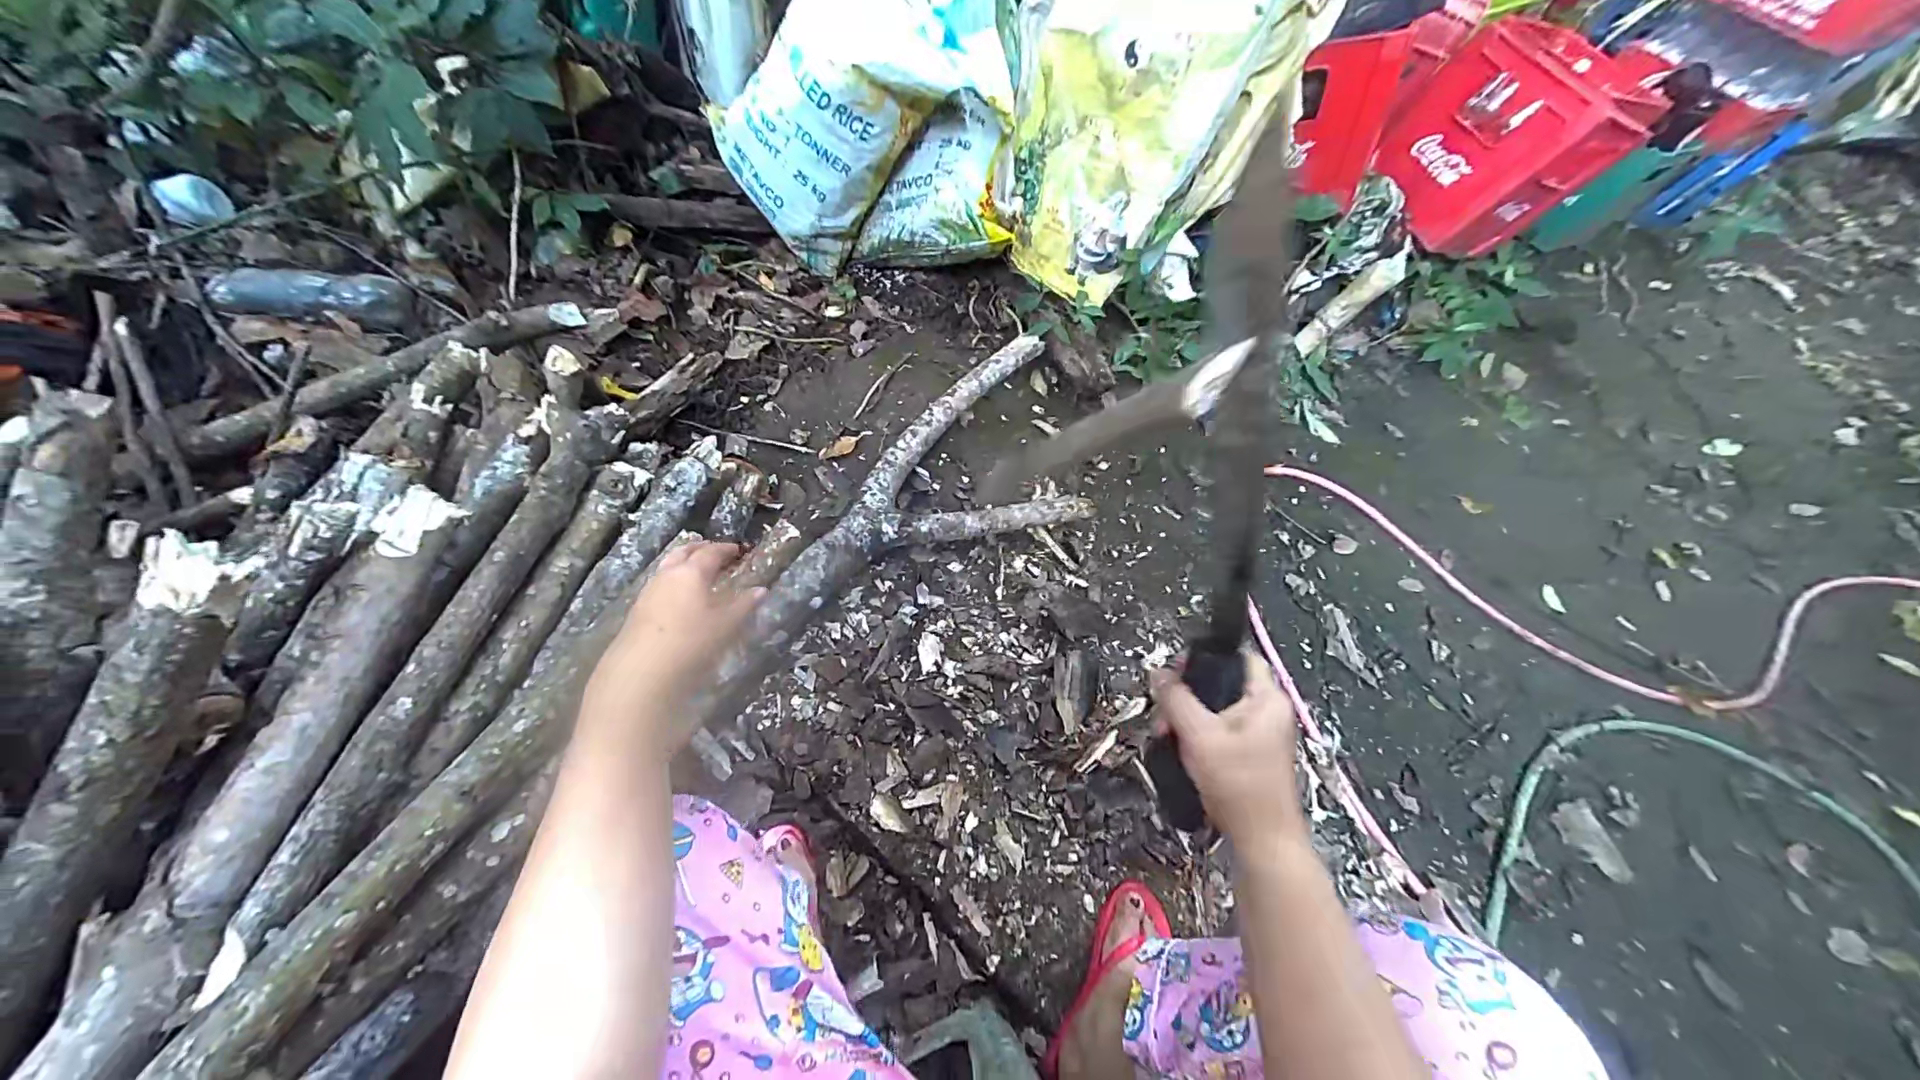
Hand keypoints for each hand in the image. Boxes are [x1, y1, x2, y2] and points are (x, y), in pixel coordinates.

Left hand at [581, 540, 762, 755]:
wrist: (641, 672)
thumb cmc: (691, 642)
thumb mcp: (726, 625)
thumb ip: (744, 605)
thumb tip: (760, 590)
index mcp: (691, 572)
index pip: (711, 552)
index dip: (727, 549)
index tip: (739, 550)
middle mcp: (667, 576)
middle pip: (684, 552)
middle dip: (701, 549)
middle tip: (717, 553)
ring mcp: (648, 592)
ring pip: (668, 568)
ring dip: (685, 564)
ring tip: (700, 574)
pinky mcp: (638, 611)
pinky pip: (660, 585)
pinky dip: (675, 582)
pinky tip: (682, 599)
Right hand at [1150, 650, 1303, 841]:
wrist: (1262, 840)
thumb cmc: (1240, 787)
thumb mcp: (1199, 735)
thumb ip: (1176, 699)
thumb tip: (1158, 673)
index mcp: (1267, 699)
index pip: (1238, 656)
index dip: (1205, 658)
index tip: (1177, 671)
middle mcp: (1268, 712)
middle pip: (1220, 683)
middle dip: (1187, 695)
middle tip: (1166, 712)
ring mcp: (1260, 733)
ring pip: (1215, 707)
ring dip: (1188, 717)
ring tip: (1170, 734)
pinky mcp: (1250, 752)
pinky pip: (1218, 728)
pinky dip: (1198, 733)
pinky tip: (1183, 748)